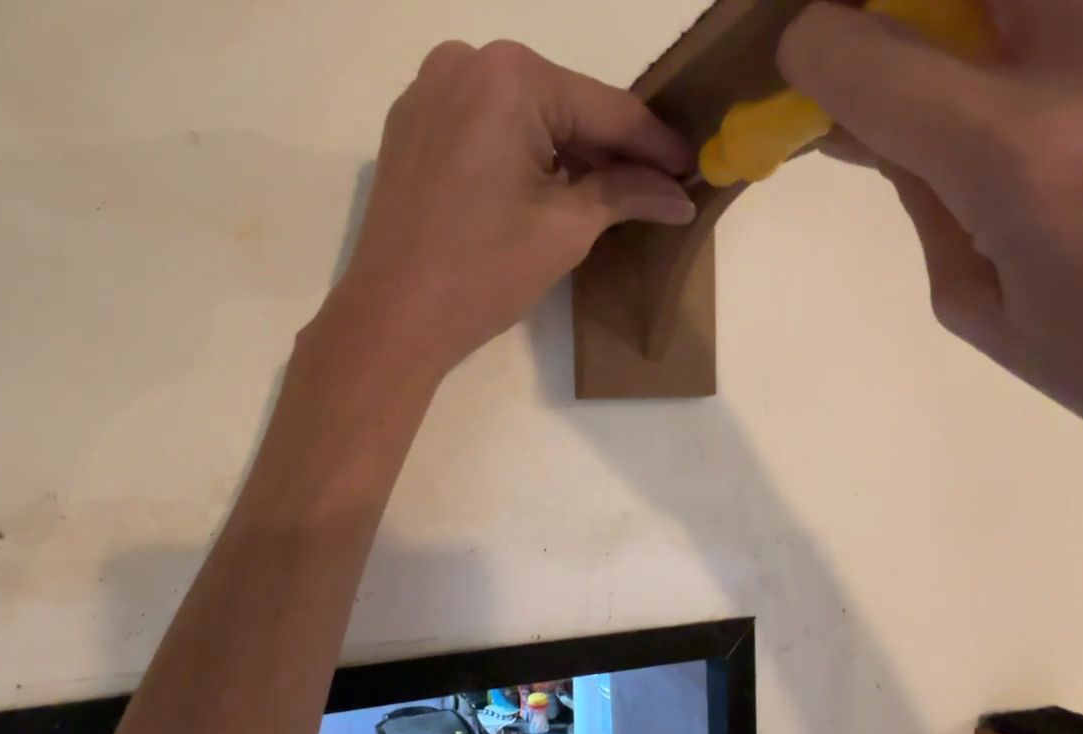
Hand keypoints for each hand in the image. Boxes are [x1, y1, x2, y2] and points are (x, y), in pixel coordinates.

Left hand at [321, 41, 695, 376]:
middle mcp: (464, 64)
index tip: (692, 166)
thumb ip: (626, 194)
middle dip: (607, 149)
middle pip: (561, 106)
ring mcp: (428, 93)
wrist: (390, 320)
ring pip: (522, 116)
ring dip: (564, 152)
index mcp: (508, 76)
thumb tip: (678, 193)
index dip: (654, 143)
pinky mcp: (410, 129)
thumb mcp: (565, 230)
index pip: (604, 109)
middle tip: (655, 185)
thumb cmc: (480, 273)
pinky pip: (483, 129)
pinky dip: (518, 154)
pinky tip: (545, 189)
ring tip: (608, 193)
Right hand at [779, 0, 1082, 458]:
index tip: (822, 65)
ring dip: (1020, 18)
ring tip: (1043, 68)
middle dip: (925, 5)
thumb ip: (914, 190)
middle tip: (941, 54)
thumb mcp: (977, 299)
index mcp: (1027, 160)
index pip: (866, 57)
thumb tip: (854, 119)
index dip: (819, 52)